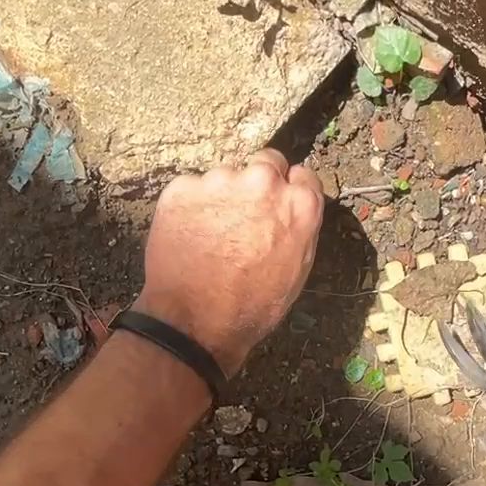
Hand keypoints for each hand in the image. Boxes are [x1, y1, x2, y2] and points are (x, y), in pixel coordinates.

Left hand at [133, 150, 323, 373]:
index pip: (302, 174)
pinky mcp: (183, 188)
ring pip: (226, 177)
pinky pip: (192, 189)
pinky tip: (190, 236)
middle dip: (258, 183)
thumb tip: (294, 203)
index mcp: (299, 204)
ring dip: (223, 197)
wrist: (195, 323)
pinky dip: (191, 206)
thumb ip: (301, 226)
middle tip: (244, 218)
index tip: (278, 206)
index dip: (289, 191)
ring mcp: (220, 181)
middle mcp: (263, 182)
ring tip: (212, 236)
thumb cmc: (253, 305)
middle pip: (266, 163)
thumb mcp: (297, 269)